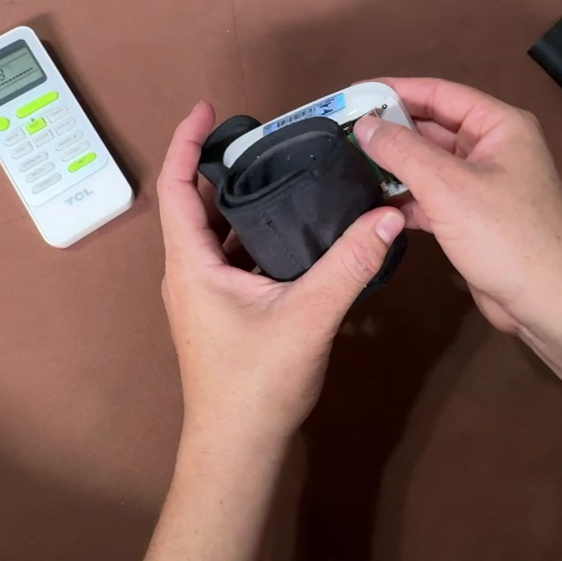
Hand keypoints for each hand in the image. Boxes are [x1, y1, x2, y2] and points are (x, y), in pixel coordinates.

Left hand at [157, 101, 404, 452]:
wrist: (237, 450)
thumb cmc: (256, 383)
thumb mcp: (309, 316)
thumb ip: (350, 263)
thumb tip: (387, 214)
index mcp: (191, 264)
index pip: (174, 188)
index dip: (184, 143)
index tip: (207, 109)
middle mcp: (190, 272)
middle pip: (196, 203)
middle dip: (222, 166)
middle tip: (266, 137)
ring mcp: (205, 292)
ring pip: (218, 231)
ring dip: (242, 200)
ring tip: (284, 171)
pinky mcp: (223, 308)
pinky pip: (234, 254)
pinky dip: (256, 231)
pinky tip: (294, 227)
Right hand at [354, 78, 561, 334]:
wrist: (549, 304)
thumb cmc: (506, 235)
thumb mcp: (449, 186)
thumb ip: (402, 151)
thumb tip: (364, 124)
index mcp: (499, 125)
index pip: (440, 93)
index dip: (395, 91)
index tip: (353, 94)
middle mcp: (493, 147)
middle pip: (433, 128)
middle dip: (391, 130)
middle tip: (342, 132)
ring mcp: (483, 184)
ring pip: (430, 164)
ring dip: (395, 166)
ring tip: (349, 164)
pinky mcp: (473, 217)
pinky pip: (433, 196)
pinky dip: (407, 198)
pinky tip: (373, 203)